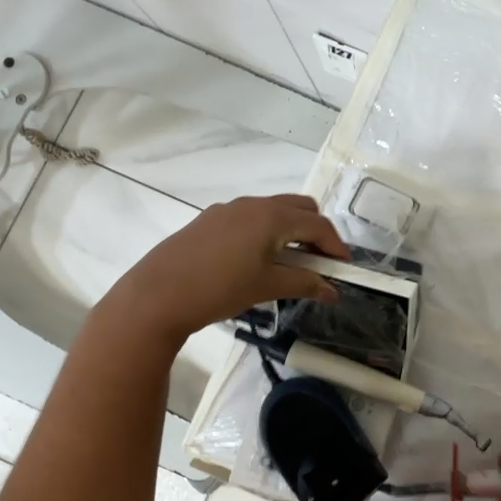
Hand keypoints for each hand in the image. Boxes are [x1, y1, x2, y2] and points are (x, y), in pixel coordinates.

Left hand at [96, 194, 348, 345]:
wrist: (156, 295)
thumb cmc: (219, 289)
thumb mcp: (268, 287)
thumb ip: (305, 284)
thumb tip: (333, 291)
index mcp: (271, 216)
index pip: (317, 224)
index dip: (336, 246)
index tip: (344, 268)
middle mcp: (252, 204)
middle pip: (299, 208)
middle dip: (315, 232)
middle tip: (318, 263)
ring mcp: (228, 210)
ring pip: (273, 211)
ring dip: (290, 231)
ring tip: (290, 264)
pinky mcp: (209, 220)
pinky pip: (250, 218)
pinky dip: (266, 233)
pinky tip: (257, 261)